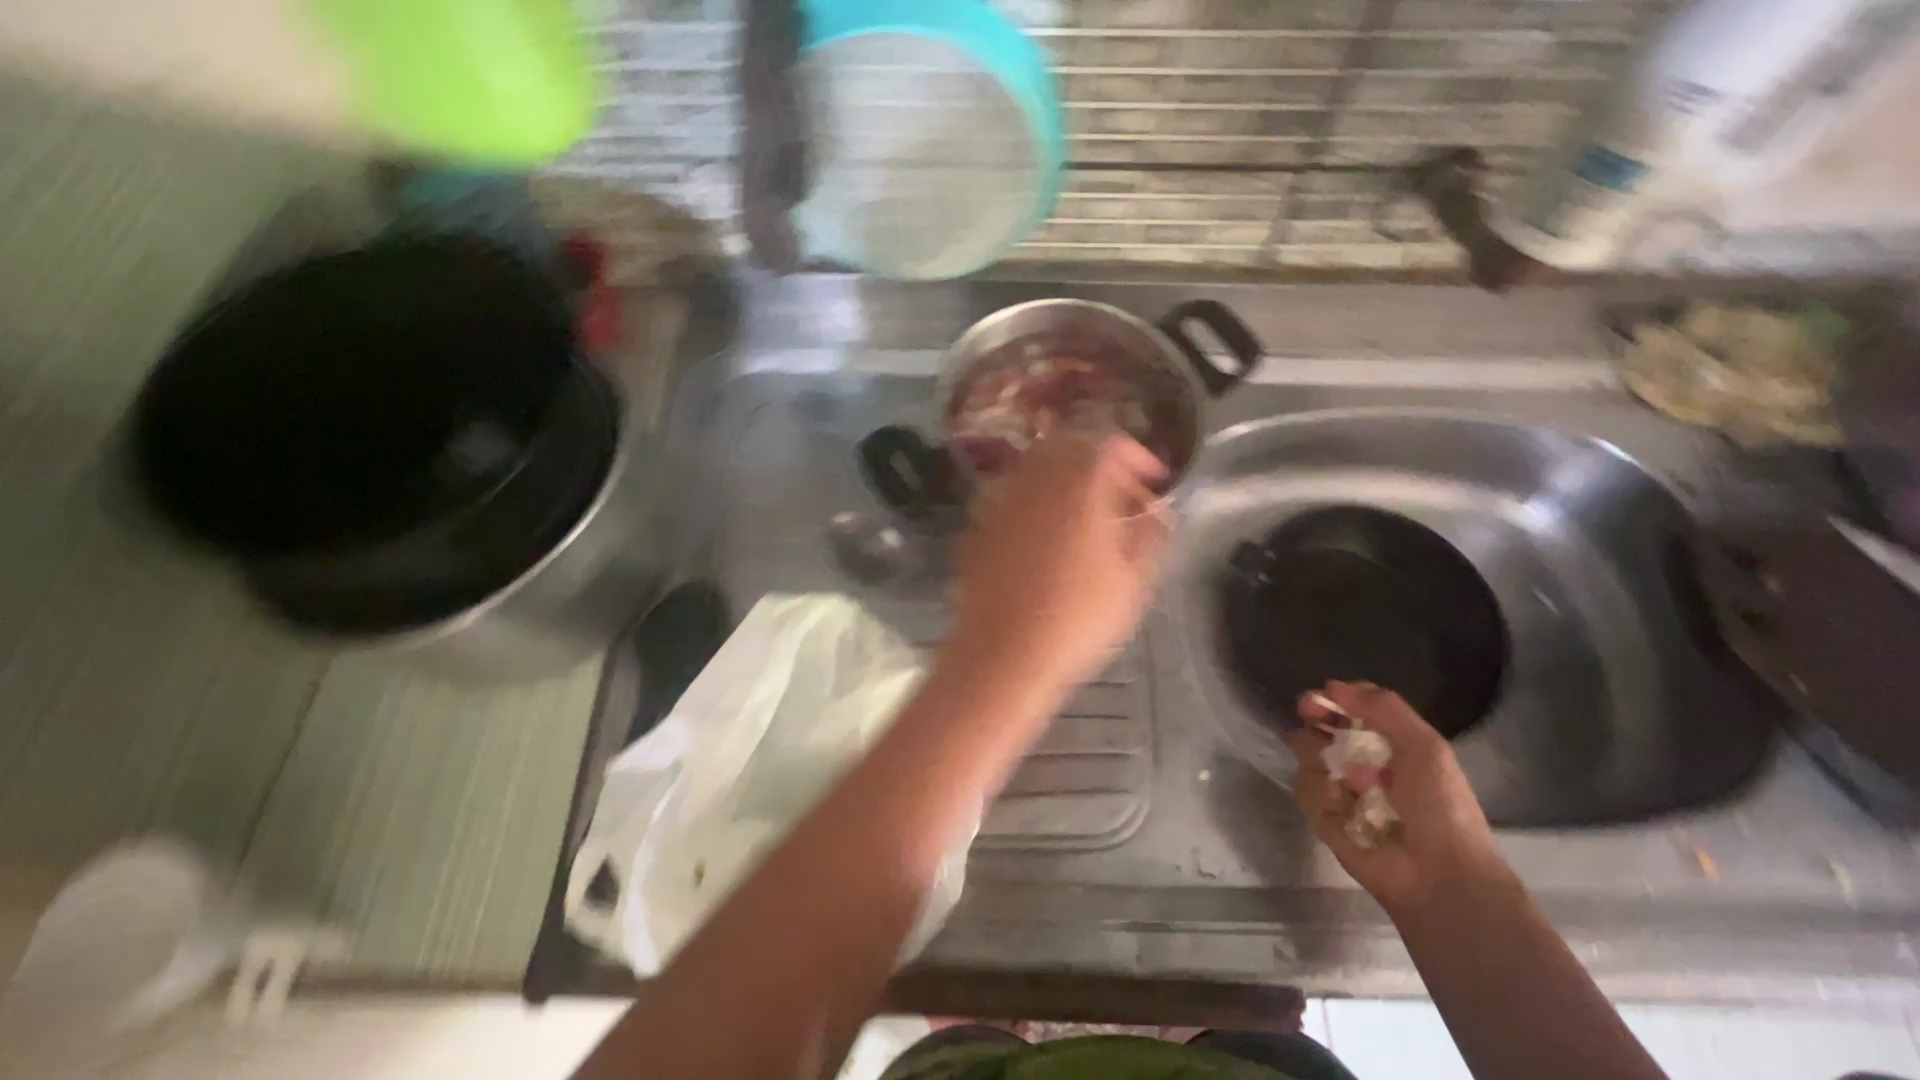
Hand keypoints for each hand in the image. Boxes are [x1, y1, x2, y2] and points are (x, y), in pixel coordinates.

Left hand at [946, 433, 1170, 691]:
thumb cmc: (1077, 619)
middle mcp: (1035, 479)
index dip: (1138, 456)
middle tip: (1122, 496)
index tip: (1155, 480)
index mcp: (1079, 483)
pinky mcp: (978, 526)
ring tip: (1087, 516)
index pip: (1111, 443)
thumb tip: (1157, 509)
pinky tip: (1047, 538)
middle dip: (1099, 463)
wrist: (1002, 656)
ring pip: (1036, 469)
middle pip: (1069, 447)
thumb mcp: (1134, 580)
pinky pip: (1013, 498)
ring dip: (1065, 480)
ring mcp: (1000, 501)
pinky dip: (1036, 503)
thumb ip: (1151, 532)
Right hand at [1288, 682, 1508, 913]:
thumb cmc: (1440, 805)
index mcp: (1394, 745)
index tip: (1320, 697)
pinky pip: (1305, 790)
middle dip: (1316, 719)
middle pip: (1325, 729)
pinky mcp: (1323, 819)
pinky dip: (1319, 792)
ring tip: (1344, 777)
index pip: (1355, 711)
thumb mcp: (1424, 745)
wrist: (1438, 873)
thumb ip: (1382, 708)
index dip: (1337, 700)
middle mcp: (1364, 765)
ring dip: (1320, 756)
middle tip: (1309, 715)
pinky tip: (1338, 803)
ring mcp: (1341, 792)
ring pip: (1308, 756)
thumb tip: (1332, 684)